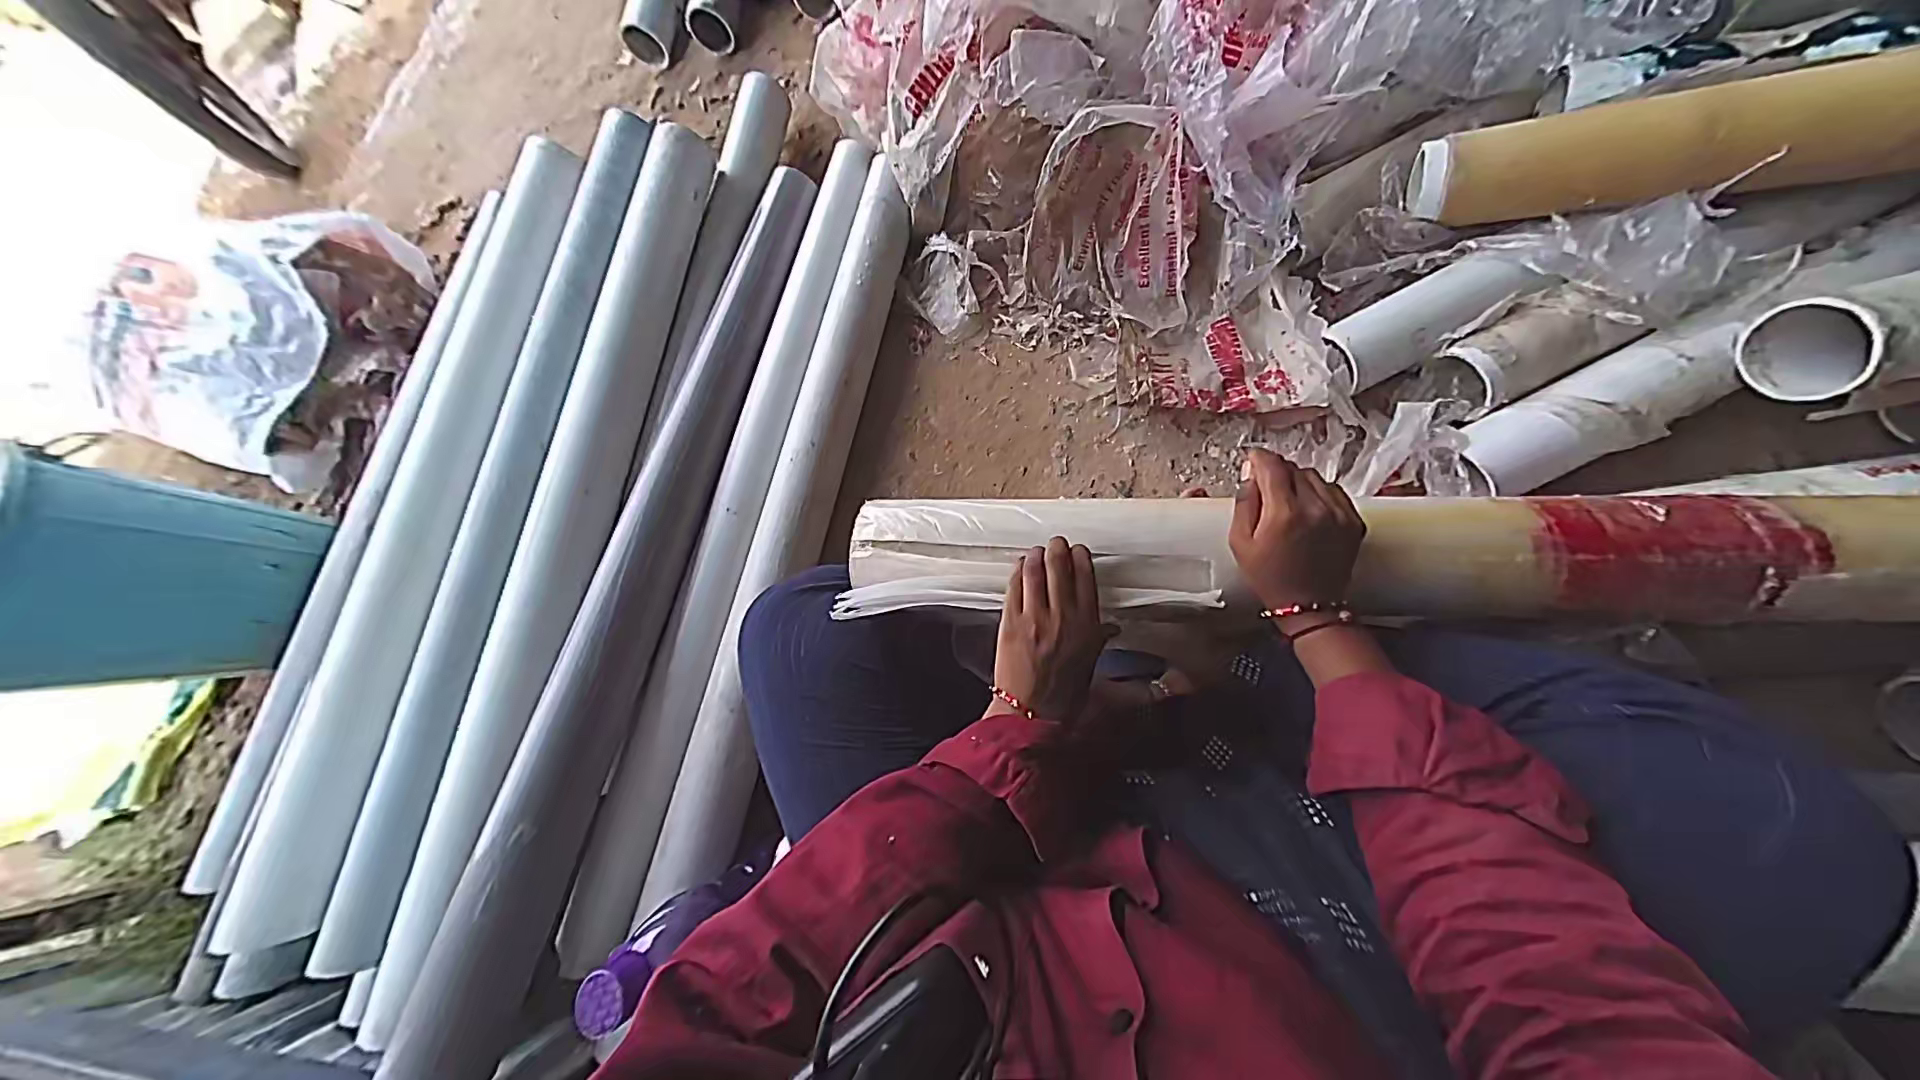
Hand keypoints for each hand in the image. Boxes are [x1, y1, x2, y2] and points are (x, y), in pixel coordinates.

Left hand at [993, 536, 1110, 722]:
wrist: (1031, 713)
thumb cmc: (1063, 694)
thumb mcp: (1091, 665)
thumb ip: (1099, 640)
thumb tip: (1111, 627)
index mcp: (1088, 626)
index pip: (1086, 579)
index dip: (1080, 559)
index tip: (1078, 551)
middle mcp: (1063, 617)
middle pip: (1060, 568)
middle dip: (1058, 550)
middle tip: (1056, 543)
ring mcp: (1035, 618)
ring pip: (1036, 572)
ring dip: (1036, 556)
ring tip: (1037, 551)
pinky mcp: (1011, 622)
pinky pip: (1015, 587)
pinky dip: (1018, 572)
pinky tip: (1020, 566)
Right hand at [1229, 448, 1366, 612]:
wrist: (1309, 605)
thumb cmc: (1270, 578)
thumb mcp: (1240, 542)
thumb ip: (1244, 503)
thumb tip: (1249, 475)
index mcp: (1284, 513)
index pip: (1272, 466)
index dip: (1259, 458)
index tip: (1252, 457)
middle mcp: (1315, 508)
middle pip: (1294, 469)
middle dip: (1277, 472)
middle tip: (1265, 486)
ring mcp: (1339, 514)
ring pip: (1315, 477)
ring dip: (1298, 482)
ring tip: (1287, 501)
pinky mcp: (1354, 521)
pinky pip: (1334, 491)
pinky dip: (1318, 493)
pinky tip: (1307, 509)